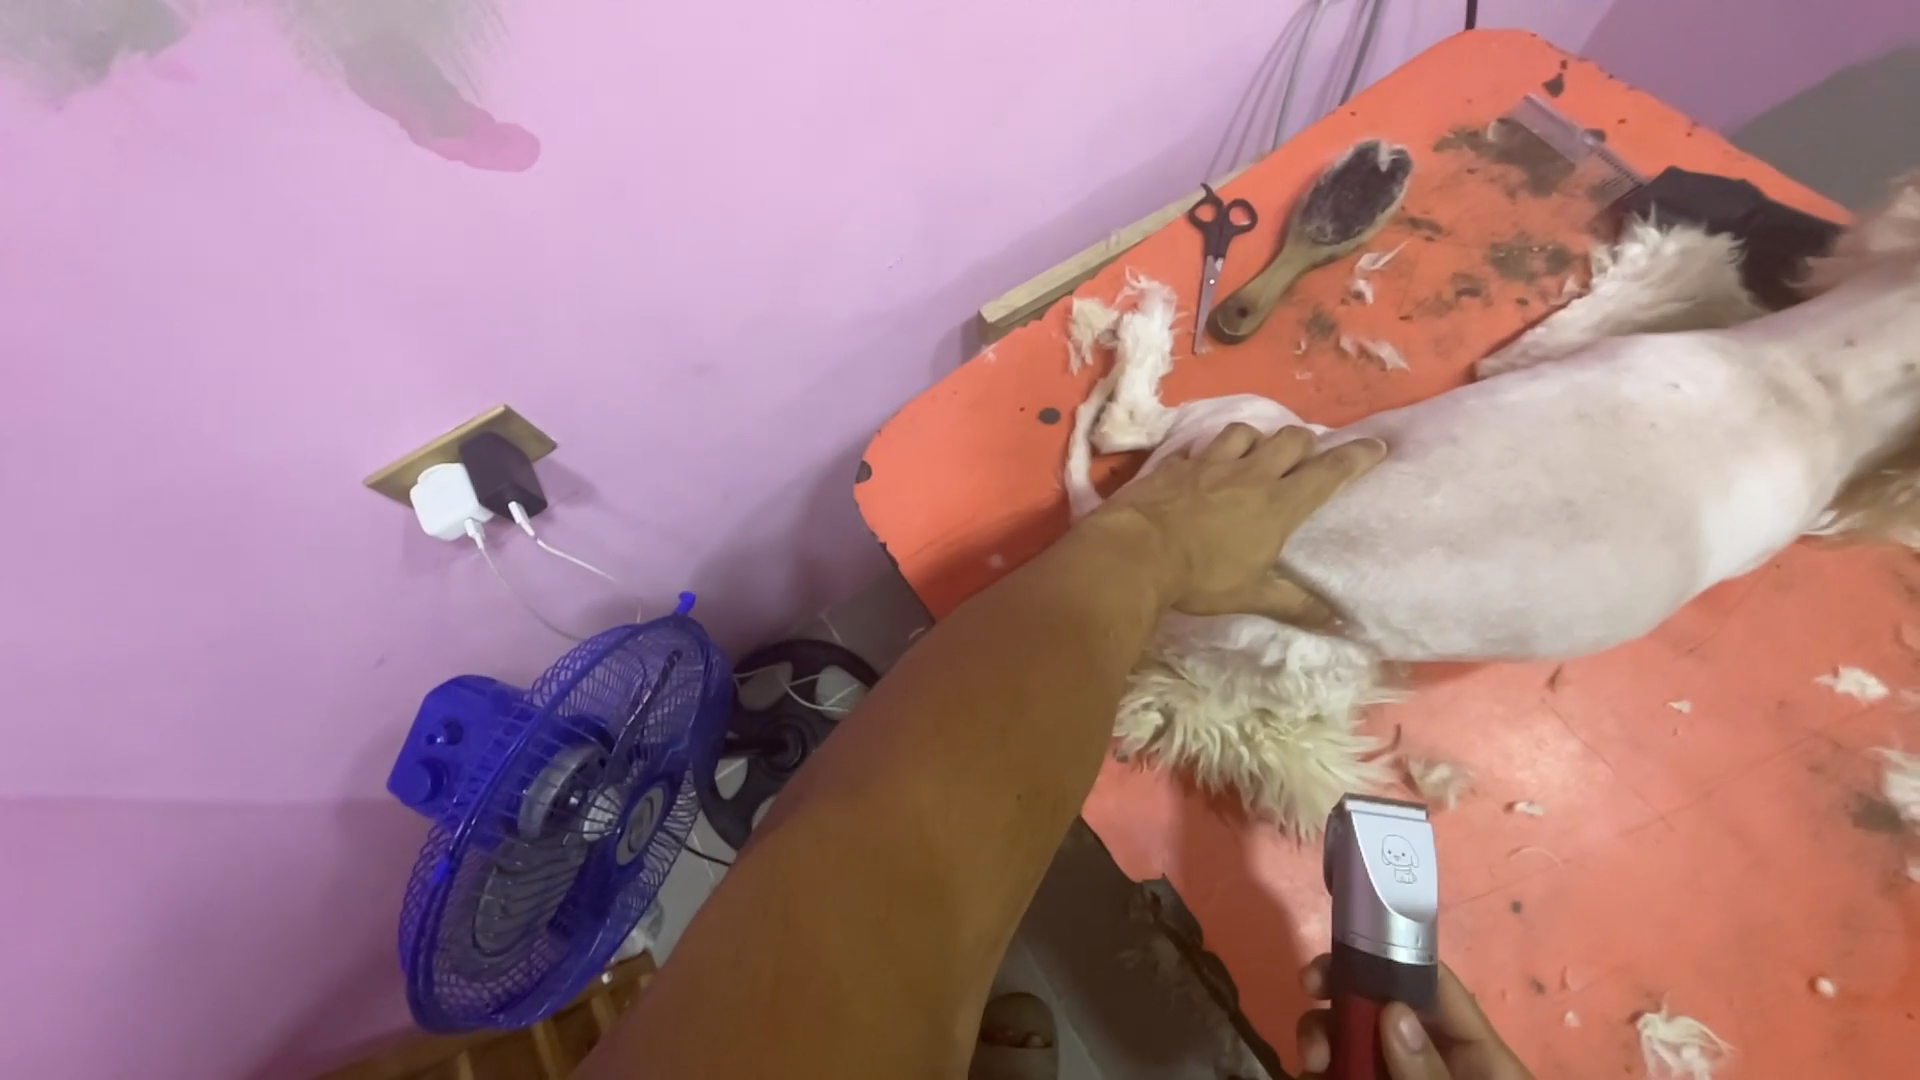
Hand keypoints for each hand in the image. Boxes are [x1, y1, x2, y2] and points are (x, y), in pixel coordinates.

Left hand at [1086, 424, 1383, 624]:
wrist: (1136, 550)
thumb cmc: (1199, 576)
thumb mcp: (1251, 595)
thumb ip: (1294, 603)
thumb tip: (1337, 622)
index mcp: (1279, 503)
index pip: (1329, 472)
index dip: (1355, 457)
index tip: (1375, 446)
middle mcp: (1250, 474)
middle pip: (1291, 439)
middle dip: (1306, 442)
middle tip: (1306, 455)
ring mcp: (1209, 463)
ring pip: (1245, 432)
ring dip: (1257, 439)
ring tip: (1255, 453)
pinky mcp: (1175, 463)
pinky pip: (1200, 446)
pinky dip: (1209, 451)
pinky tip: (1202, 463)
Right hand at [1294, 955, 1534, 1079]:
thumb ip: (1431, 1076)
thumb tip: (1392, 1008)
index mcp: (1477, 1056)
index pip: (1433, 983)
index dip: (1385, 956)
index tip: (1337, 957)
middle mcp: (1436, 1060)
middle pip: (1381, 1002)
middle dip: (1339, 999)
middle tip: (1309, 1002)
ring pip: (1355, 1039)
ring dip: (1324, 1040)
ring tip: (1311, 1067)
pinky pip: (1347, 1073)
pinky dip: (1324, 1072)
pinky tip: (1311, 1079)